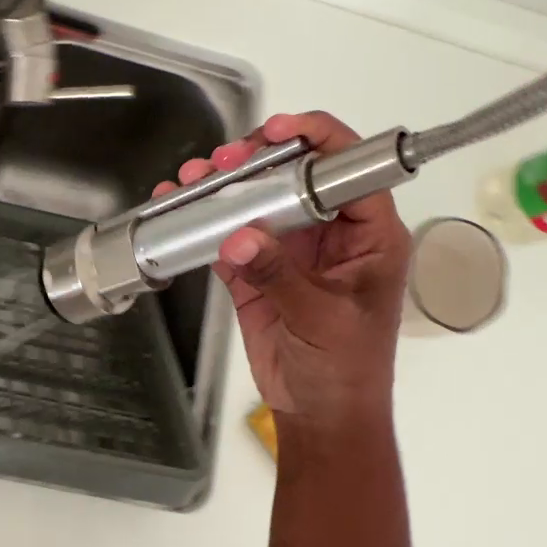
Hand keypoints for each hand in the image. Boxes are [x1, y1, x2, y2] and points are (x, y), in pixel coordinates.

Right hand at [155, 111, 412, 430]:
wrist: (317, 413)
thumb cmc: (343, 368)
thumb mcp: (321, 317)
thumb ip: (279, 276)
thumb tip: (239, 237)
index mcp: (367, 234)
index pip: (349, 170)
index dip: (317, 142)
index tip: (277, 133)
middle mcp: (329, 234)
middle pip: (294, 178)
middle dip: (256, 162)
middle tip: (222, 161)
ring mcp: (289, 252)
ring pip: (257, 204)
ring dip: (224, 190)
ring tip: (190, 181)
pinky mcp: (255, 275)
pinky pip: (228, 239)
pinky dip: (203, 227)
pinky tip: (179, 213)